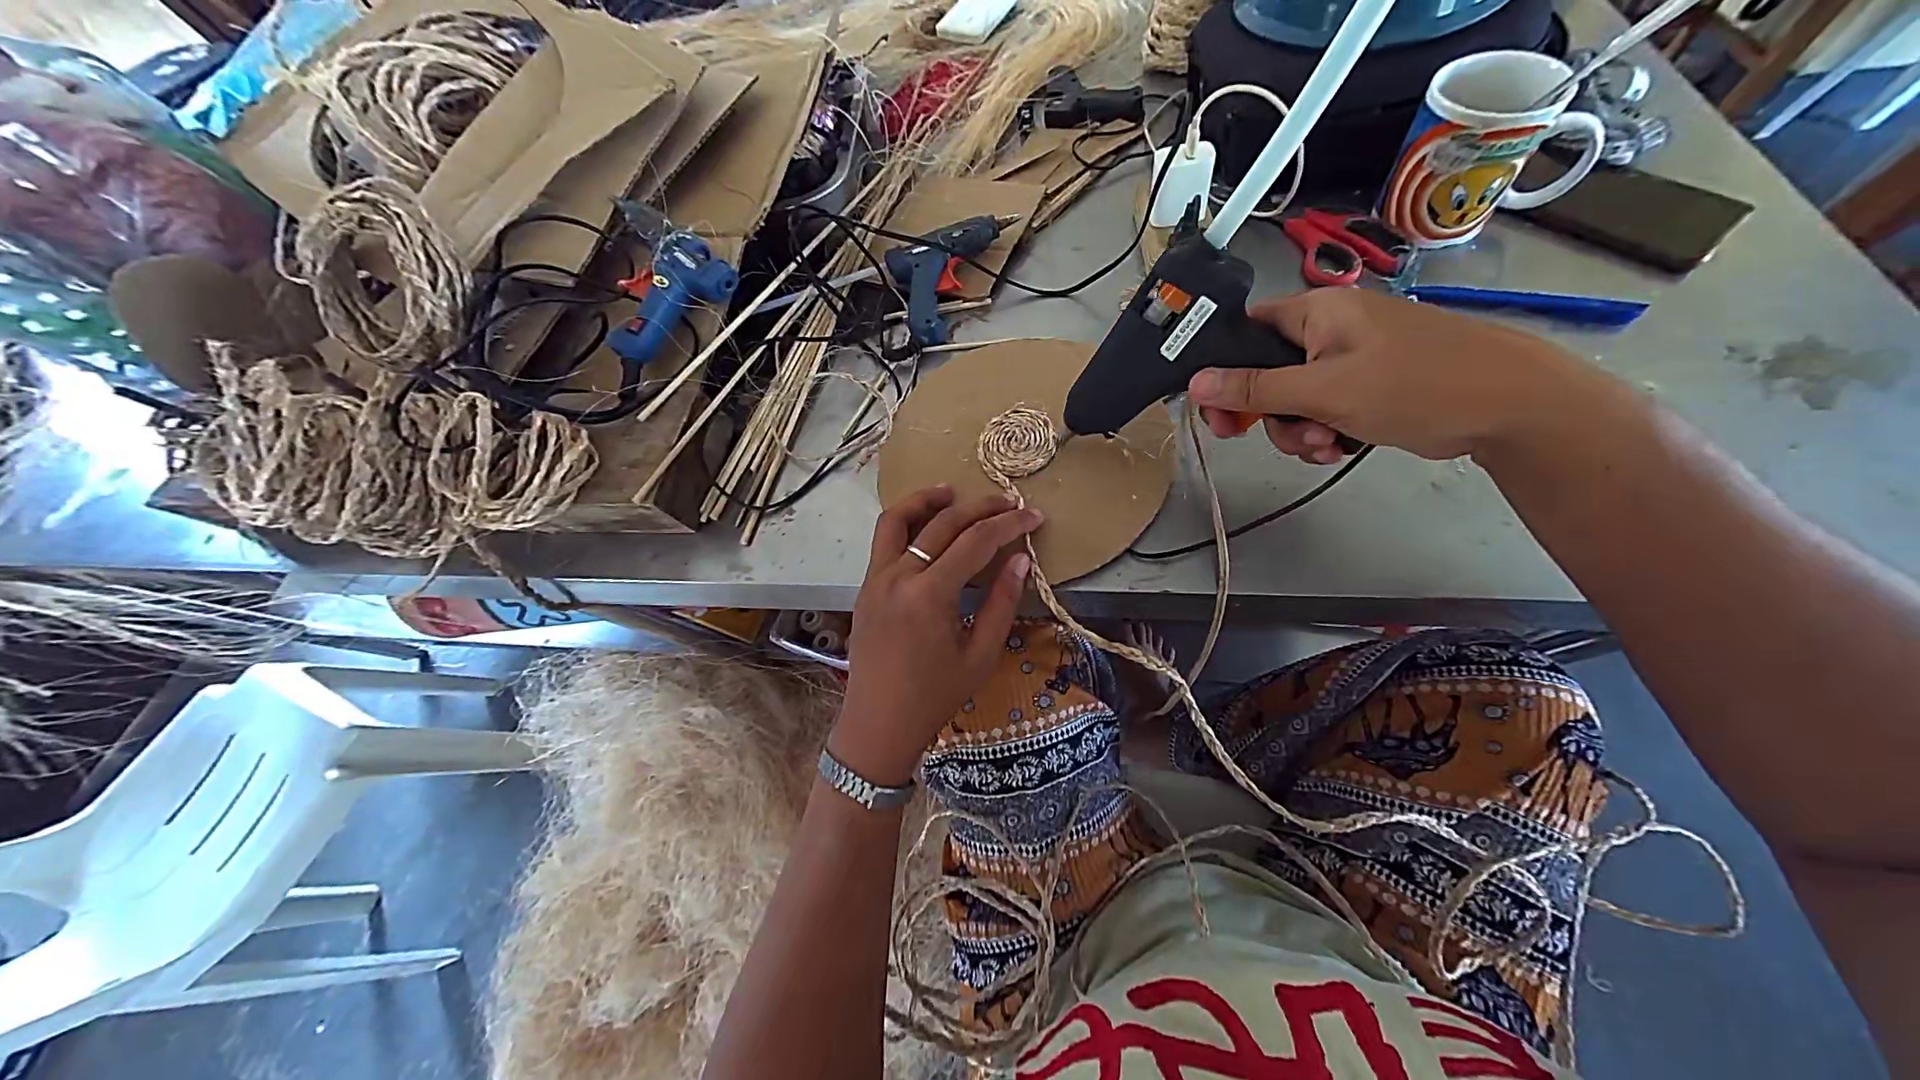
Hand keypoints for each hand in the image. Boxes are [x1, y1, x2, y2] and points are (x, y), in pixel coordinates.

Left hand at [831, 485, 1040, 786]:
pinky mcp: (865, 587)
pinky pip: (884, 542)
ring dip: (927, 500)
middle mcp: (897, 577)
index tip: (1034, 516)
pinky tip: (927, 526)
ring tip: (953, 492)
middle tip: (1008, 502)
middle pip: (942, 523)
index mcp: (929, 595)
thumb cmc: (935, 697)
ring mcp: (875, 579)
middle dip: (980, 508)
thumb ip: (1002, 603)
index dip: (1010, 524)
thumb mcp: (980, 655)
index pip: (975, 542)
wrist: (878, 724)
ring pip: (897, 520)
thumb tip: (1021, 559)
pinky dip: (906, 523)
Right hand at [1187, 288, 1606, 462]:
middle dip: (1269, 414)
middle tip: (1276, 437)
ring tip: (1324, 445)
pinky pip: (1322, 410)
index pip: (1244, 332)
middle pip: (1265, 374)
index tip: (1216, 412)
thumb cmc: (1414, 384)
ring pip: (1292, 400)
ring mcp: (1349, 360)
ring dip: (1297, 430)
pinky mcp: (1367, 386)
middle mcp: (1328, 330)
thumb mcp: (1323, 391)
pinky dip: (1322, 432)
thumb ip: (1255, 389)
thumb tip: (1196, 385)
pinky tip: (1338, 447)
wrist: (1508, 404)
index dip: (1221, 371)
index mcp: (1314, 311)